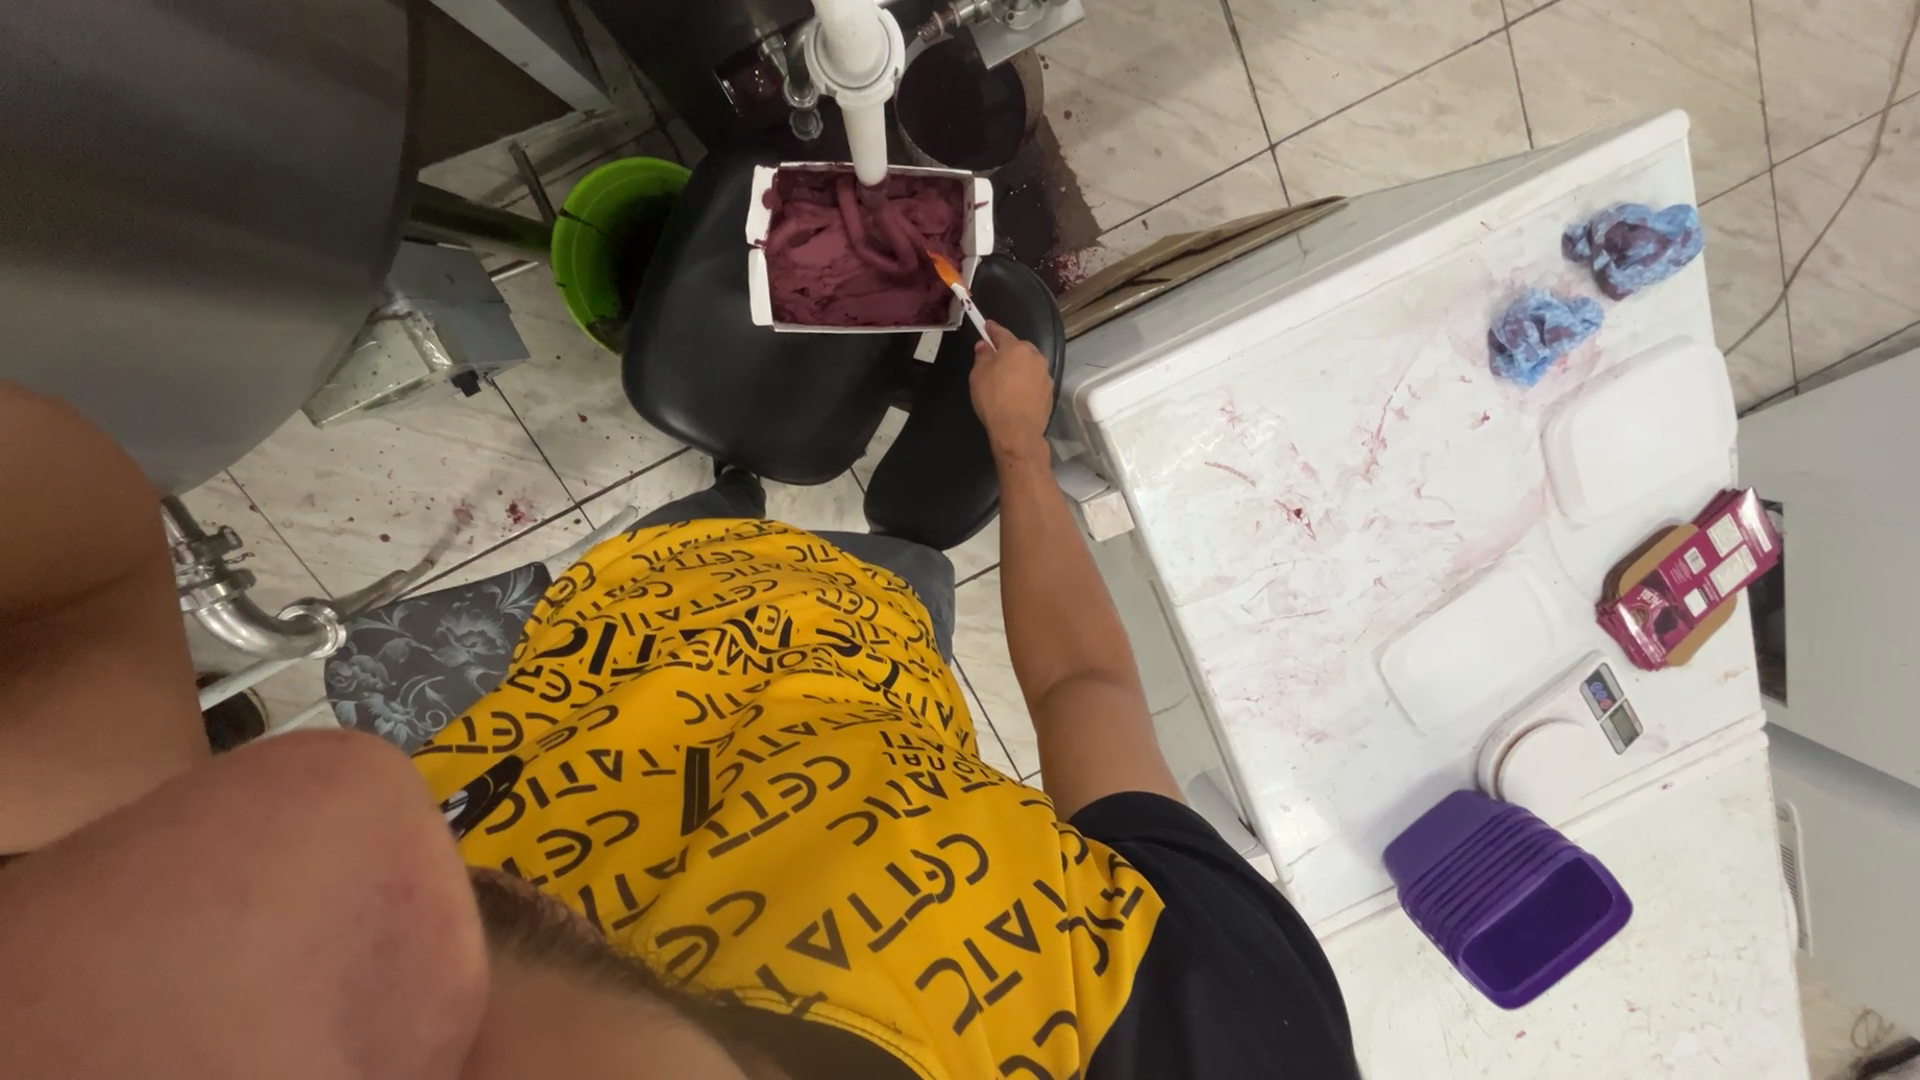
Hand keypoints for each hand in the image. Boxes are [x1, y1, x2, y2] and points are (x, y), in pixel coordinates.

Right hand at [969, 321, 1051, 460]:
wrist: (1017, 431)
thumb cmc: (994, 399)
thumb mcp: (978, 375)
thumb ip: (982, 356)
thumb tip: (985, 346)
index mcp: (1016, 348)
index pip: (1001, 333)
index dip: (992, 329)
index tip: (987, 326)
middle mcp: (1035, 357)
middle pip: (1019, 348)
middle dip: (1008, 351)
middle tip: (995, 360)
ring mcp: (1045, 375)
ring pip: (1029, 365)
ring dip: (1019, 368)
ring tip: (1007, 381)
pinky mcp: (1049, 392)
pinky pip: (1034, 381)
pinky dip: (1026, 383)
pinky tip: (1017, 394)